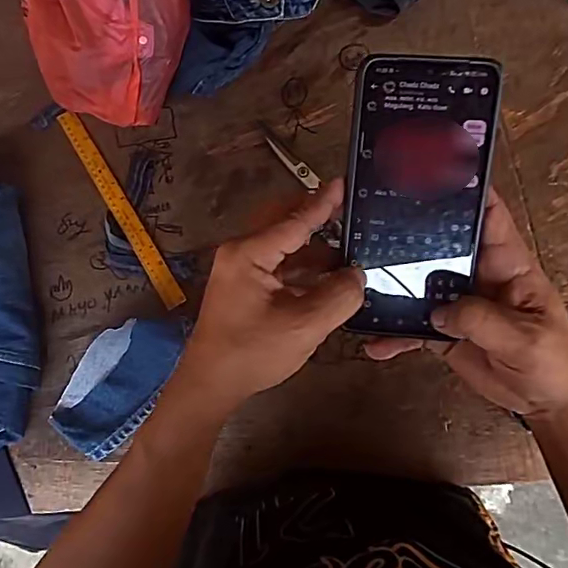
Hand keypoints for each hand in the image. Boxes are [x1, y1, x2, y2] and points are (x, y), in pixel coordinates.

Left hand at [170, 178, 365, 413]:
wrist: (211, 384)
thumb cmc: (251, 352)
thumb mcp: (304, 325)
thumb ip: (338, 295)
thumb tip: (357, 275)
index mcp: (249, 253)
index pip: (294, 220)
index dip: (322, 203)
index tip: (342, 183)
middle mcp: (241, 253)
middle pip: (284, 224)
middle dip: (316, 218)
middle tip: (348, 212)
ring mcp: (240, 269)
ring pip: (282, 246)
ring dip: (313, 247)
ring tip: (347, 249)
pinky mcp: (244, 287)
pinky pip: (278, 264)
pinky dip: (303, 266)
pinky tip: (327, 276)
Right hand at [365, 189, 567, 419]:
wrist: (547, 403)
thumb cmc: (554, 362)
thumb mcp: (525, 339)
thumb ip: (482, 320)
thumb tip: (437, 311)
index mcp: (507, 264)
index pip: (489, 217)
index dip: (466, 193)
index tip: (433, 174)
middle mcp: (478, 275)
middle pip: (442, 244)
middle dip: (412, 232)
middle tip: (373, 221)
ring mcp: (458, 302)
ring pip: (420, 283)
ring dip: (393, 284)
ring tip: (361, 282)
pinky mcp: (444, 329)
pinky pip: (413, 325)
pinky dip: (394, 334)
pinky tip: (375, 343)